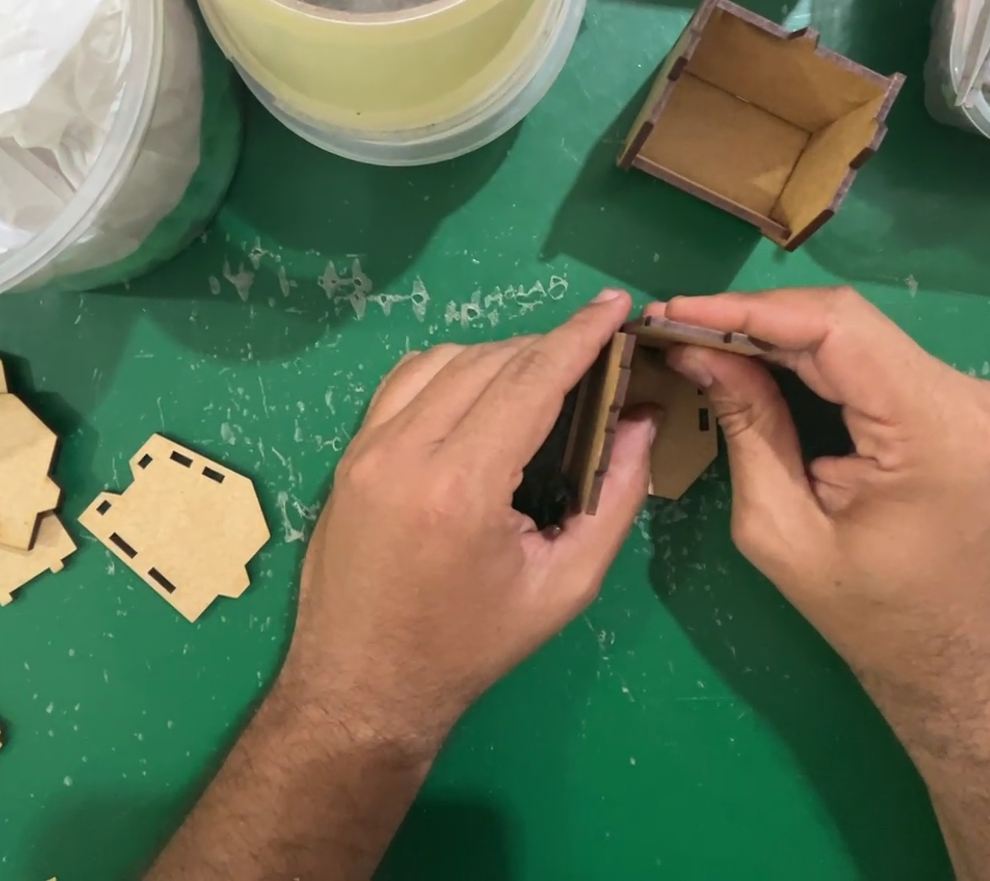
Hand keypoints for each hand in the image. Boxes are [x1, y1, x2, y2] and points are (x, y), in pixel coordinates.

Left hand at [280, 289, 656, 752]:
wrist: (364, 684)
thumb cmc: (472, 645)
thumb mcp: (565, 585)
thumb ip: (614, 496)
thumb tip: (639, 420)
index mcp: (462, 487)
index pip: (530, 380)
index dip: (579, 336)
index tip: (614, 305)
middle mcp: (406, 451)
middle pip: (491, 362)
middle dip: (548, 347)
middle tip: (591, 356)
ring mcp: (367, 447)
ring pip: (445, 360)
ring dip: (500, 354)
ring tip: (541, 375)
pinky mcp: (350, 452)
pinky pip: (405, 379)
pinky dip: (450, 366)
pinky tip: (478, 384)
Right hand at [653, 288, 989, 685]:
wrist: (948, 652)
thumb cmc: (862, 608)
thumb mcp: (778, 525)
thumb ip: (746, 425)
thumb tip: (697, 352)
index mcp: (936, 434)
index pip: (835, 330)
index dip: (749, 311)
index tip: (679, 310)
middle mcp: (974, 399)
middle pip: (844, 323)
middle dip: (752, 319)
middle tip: (679, 323)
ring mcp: (980, 395)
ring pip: (856, 333)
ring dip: (776, 333)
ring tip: (705, 335)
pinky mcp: (968, 400)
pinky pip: (873, 355)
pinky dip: (809, 353)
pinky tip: (758, 356)